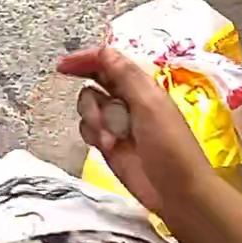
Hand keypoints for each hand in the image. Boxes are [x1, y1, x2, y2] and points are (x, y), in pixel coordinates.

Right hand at [56, 46, 213, 213]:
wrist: (177, 192)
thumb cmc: (170, 145)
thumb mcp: (149, 104)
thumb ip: (125, 75)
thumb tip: (103, 50)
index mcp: (140, 85)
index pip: (108, 61)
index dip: (86, 59)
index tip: (64, 66)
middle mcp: (126, 99)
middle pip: (93, 82)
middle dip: (91, 98)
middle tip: (97, 114)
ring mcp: (116, 121)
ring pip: (88, 106)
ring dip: (94, 120)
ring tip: (111, 139)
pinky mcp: (108, 142)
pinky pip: (87, 128)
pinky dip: (93, 135)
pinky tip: (108, 147)